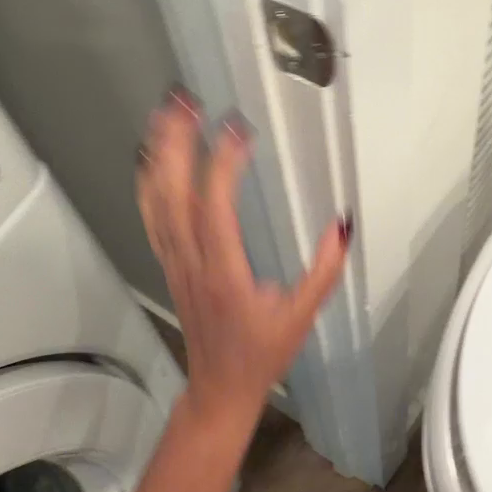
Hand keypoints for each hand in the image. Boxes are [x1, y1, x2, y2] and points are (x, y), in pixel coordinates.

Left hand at [136, 87, 350, 426]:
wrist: (219, 386)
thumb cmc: (261, 353)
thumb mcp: (302, 316)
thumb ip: (324, 271)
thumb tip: (341, 226)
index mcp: (225, 273)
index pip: (216, 209)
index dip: (223, 166)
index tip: (238, 131)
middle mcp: (192, 262)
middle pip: (173, 195)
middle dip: (177, 145)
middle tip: (186, 104)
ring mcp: (175, 262)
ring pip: (156, 202)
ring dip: (160, 156)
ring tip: (166, 116)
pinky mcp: (170, 264)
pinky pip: (153, 217)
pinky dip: (150, 182)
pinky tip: (154, 158)